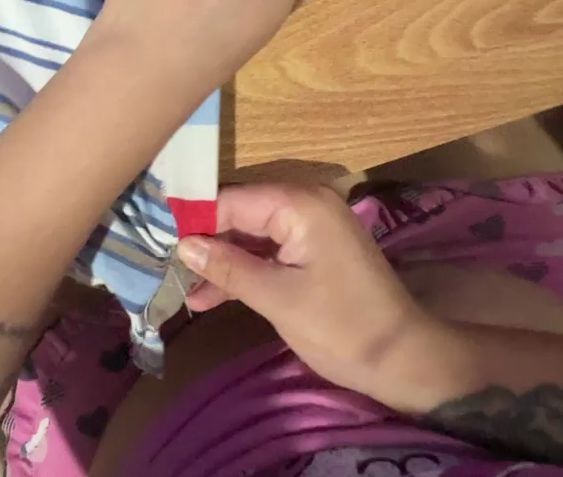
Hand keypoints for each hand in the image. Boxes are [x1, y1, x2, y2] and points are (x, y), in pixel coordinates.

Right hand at [175, 184, 455, 400]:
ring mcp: (308, 225)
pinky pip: (266, 248)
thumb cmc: (342, 326)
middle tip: (163, 263)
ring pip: (248, 233)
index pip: (231, 200)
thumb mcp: (278, 299)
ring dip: (219, 260)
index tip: (157, 240)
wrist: (405, 361)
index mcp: (299, 203)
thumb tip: (183, 246)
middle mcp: (303, 202)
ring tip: (180, 286)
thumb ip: (228, 268)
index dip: (193, 220)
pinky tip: (208, 295)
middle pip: (238, 212)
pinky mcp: (311, 248)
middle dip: (203, 240)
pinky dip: (242, 269)